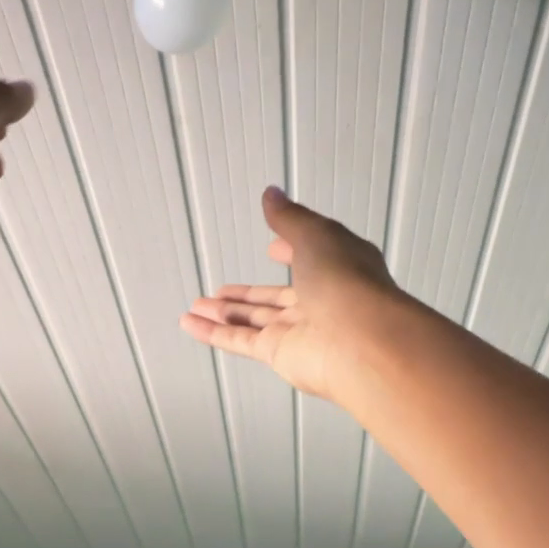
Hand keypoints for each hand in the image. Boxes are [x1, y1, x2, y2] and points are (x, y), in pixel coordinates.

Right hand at [181, 187, 410, 402]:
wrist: (359, 341)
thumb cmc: (344, 280)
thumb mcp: (317, 236)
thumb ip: (289, 218)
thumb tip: (269, 193)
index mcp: (336, 267)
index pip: (309, 258)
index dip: (290, 251)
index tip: (272, 248)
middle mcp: (317, 300)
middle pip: (274, 297)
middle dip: (246, 293)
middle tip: (218, 289)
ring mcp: (297, 331)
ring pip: (253, 320)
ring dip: (224, 313)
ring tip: (195, 306)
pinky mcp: (277, 354)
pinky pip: (240, 340)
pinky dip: (214, 332)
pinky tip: (188, 323)